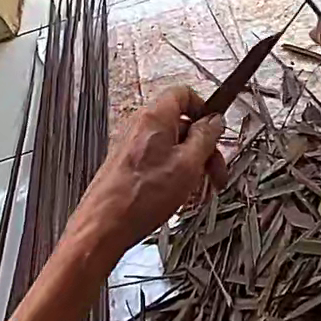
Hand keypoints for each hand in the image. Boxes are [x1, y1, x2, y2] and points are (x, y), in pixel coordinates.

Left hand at [66, 86, 227, 261]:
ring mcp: (133, 146)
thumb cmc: (141, 196)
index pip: (183, 94)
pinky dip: (175, 174)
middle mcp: (141, 126)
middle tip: (215, 171)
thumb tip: (214, 121)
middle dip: (203, 147)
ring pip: (172, 145)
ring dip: (192, 164)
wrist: (104, 226)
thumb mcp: (188, 164)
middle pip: (181, 123)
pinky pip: (159, 160)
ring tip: (200, 190)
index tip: (215, 130)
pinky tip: (181, 196)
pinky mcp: (129, 165)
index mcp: (155, 117)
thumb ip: (205, 137)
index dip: (203, 109)